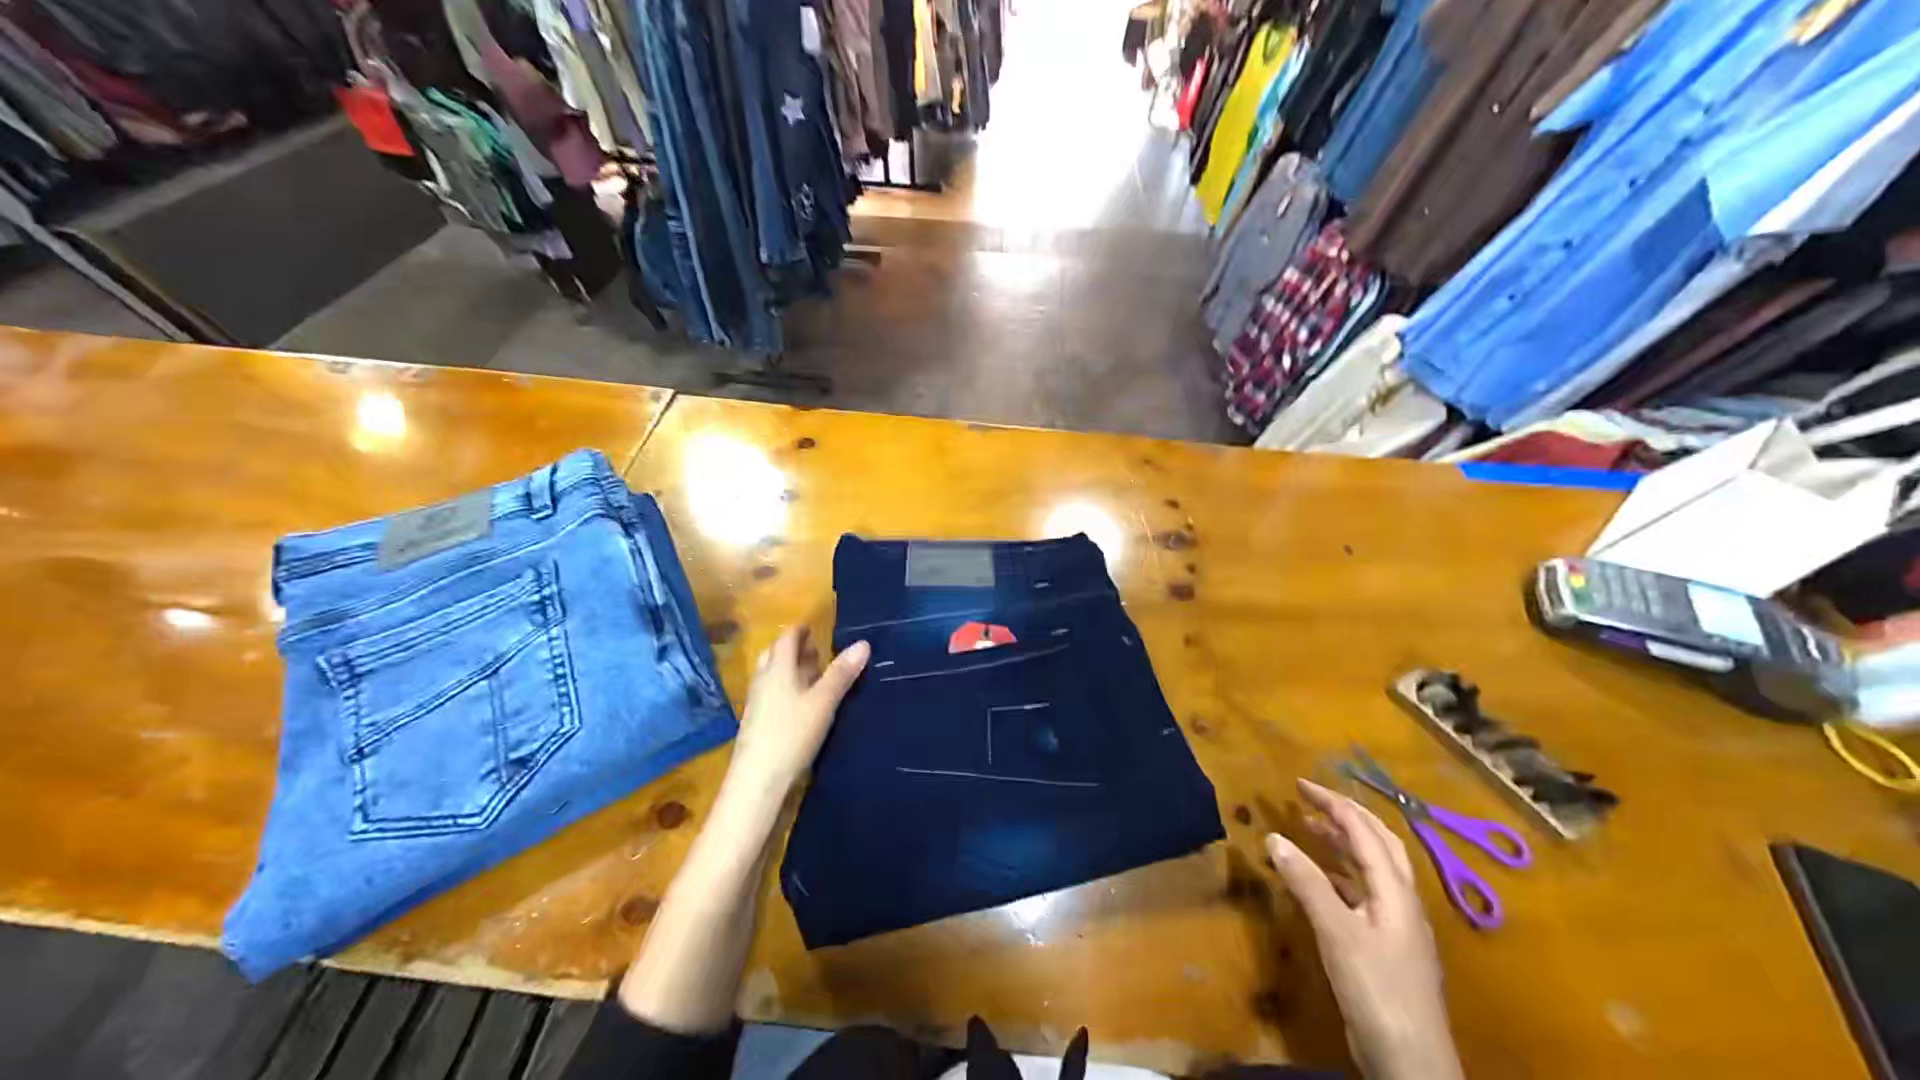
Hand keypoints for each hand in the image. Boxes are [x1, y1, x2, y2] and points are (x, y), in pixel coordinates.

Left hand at [728, 626, 869, 791]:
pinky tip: (801, 703)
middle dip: (795, 649)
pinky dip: (786, 688)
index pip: (787, 638)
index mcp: (778, 668)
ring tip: (813, 675)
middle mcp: (763, 680)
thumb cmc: (792, 735)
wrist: (757, 781)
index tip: (816, 628)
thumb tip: (863, 643)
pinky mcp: (756, 722)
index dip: (801, 630)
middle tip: (818, 651)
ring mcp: (757, 702)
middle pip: (775, 654)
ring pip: (772, 675)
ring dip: (790, 669)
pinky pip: (771, 693)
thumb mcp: (824, 702)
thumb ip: (841, 673)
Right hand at [1266, 778, 1465, 1079]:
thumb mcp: (1336, 932)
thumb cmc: (1376, 989)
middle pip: (1378, 843)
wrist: (1412, 1061)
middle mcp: (1401, 899)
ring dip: (1344, 841)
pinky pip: (1365, 890)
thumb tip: (1274, 837)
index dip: (1332, 803)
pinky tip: (1320, 878)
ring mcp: (1397, 923)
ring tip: (1311, 828)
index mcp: (1394, 890)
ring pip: (1373, 867)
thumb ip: (1306, 883)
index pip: (1363, 831)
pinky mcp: (1387, 944)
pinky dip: (1341, 872)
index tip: (1298, 784)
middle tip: (1309, 799)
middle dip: (1344, 814)